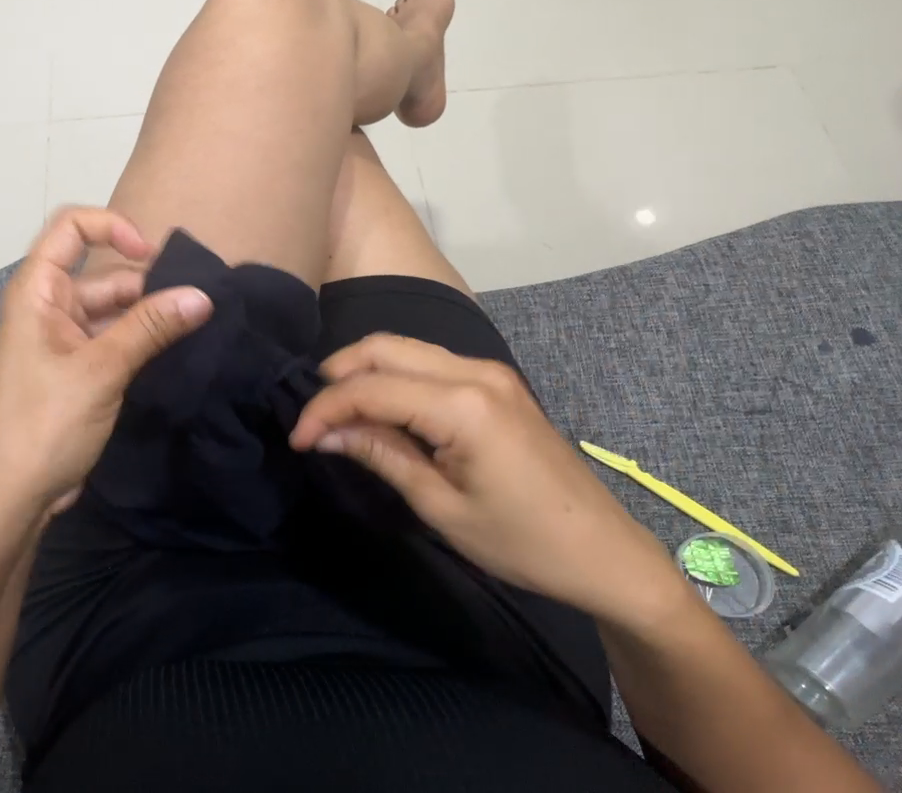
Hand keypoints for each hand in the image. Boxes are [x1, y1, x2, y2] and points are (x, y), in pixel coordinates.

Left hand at [0, 208, 212, 535]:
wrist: (11, 498)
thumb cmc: (44, 423)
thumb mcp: (101, 370)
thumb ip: (150, 328)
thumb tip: (203, 296)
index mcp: (36, 292)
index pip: (70, 229)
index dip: (112, 227)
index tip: (153, 255)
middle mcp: (46, 308)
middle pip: (100, 274)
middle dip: (146, 284)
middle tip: (198, 303)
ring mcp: (59, 342)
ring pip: (111, 312)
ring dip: (148, 317)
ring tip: (197, 326)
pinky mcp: (73, 373)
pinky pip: (110, 342)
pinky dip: (139, 343)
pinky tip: (175, 352)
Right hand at [289, 334, 685, 628]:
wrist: (605, 554)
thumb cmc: (522, 542)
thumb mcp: (441, 507)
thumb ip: (381, 456)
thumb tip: (322, 433)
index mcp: (463, 405)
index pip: (371, 387)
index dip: (324, 408)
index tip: (296, 439)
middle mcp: (475, 372)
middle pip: (383, 348)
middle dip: (337, 375)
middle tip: (313, 419)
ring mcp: (490, 372)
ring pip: (404, 348)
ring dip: (363, 372)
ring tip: (338, 414)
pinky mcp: (496, 383)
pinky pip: (428, 362)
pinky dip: (393, 377)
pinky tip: (379, 409)